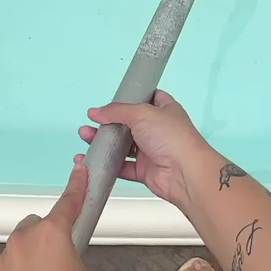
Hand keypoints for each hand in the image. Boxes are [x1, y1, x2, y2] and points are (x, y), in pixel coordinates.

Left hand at [0, 160, 101, 270]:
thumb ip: (76, 263)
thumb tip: (62, 267)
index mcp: (54, 235)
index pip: (69, 202)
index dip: (77, 184)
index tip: (80, 168)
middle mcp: (24, 241)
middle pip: (38, 227)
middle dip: (48, 238)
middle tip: (61, 265)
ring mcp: (2, 261)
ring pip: (20, 249)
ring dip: (30, 260)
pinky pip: (8, 270)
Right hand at [79, 90, 219, 211]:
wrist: (184, 172)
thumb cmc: (173, 138)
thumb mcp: (142, 113)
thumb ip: (116, 111)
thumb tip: (96, 112)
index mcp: (165, 110)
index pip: (148, 98)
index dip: (132, 98)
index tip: (114, 99)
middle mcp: (159, 130)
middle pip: (130, 124)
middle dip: (110, 123)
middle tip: (92, 123)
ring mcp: (152, 151)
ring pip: (123, 146)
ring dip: (105, 143)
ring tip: (86, 137)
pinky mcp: (144, 171)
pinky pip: (122, 167)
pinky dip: (108, 165)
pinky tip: (93, 160)